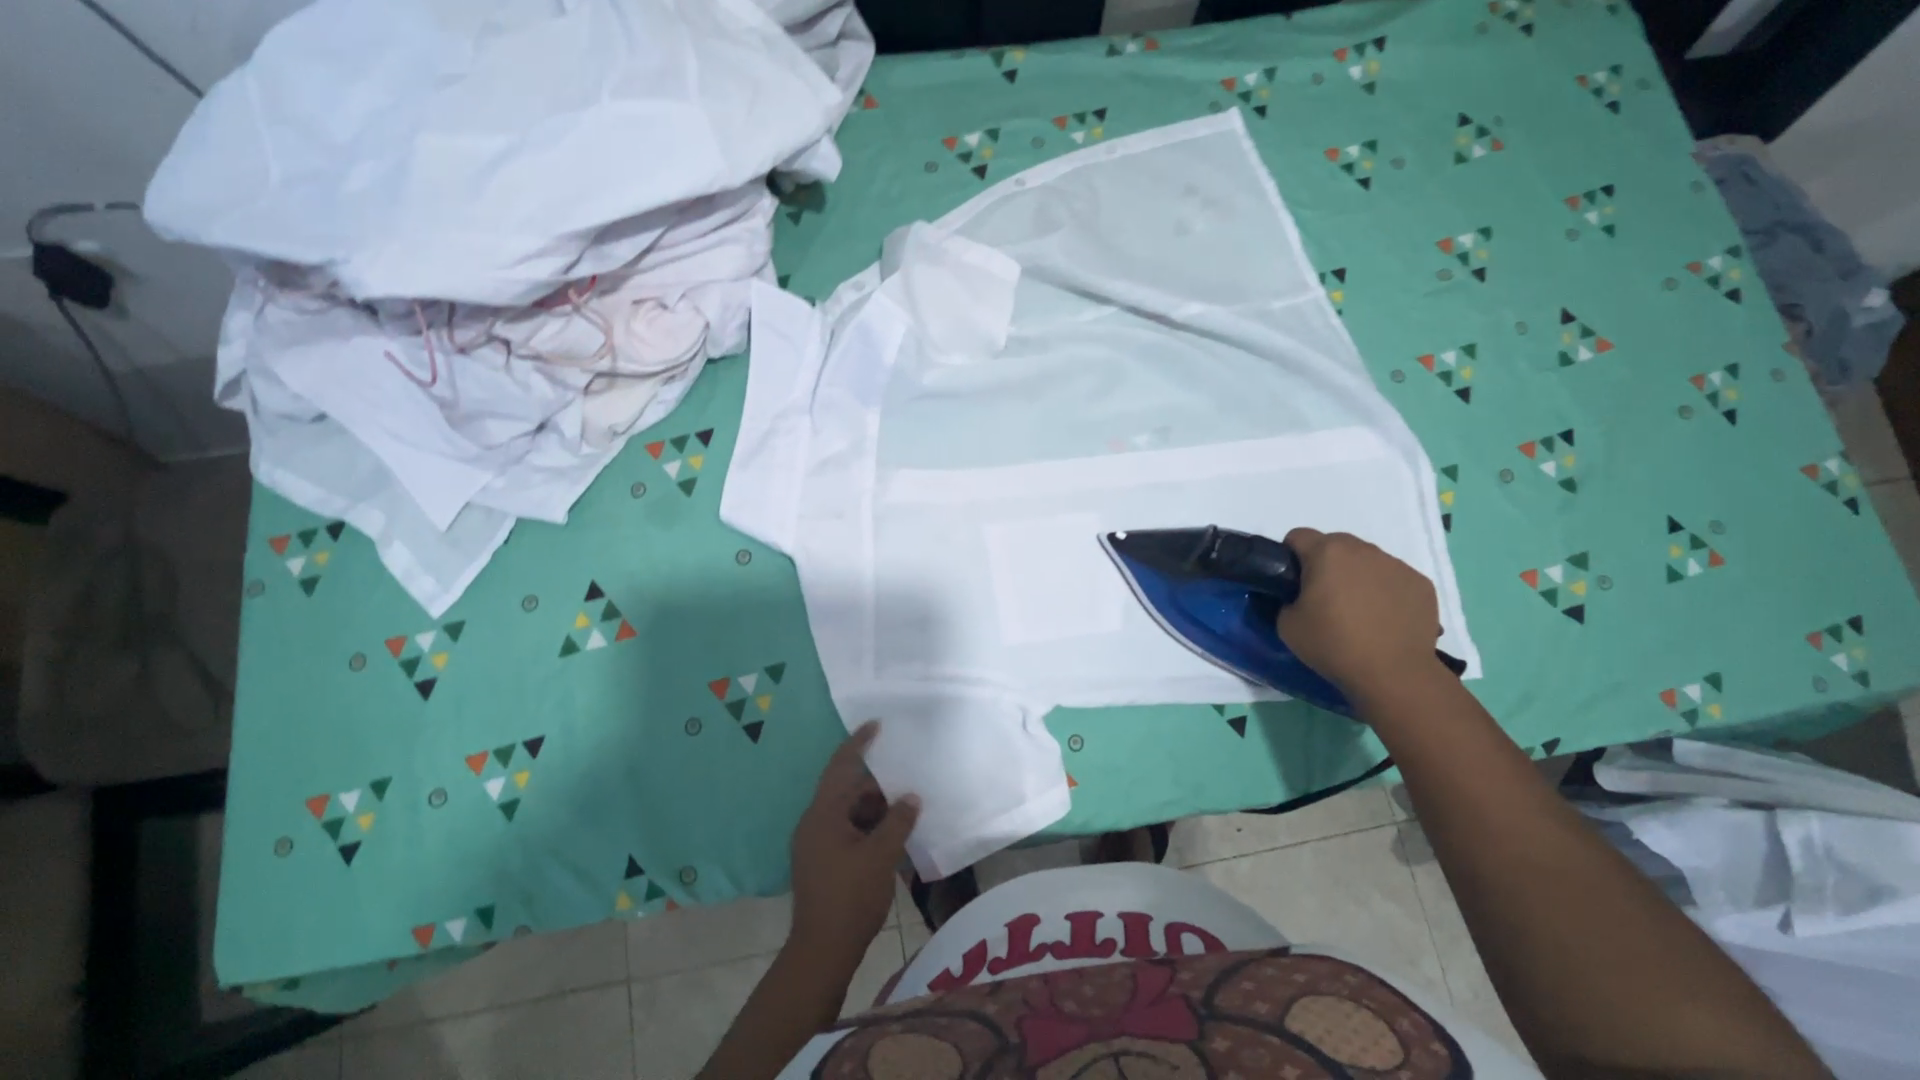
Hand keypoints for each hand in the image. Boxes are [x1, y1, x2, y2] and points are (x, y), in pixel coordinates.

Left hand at [789, 721, 919, 969]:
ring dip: (875, 807)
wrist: (822, 950)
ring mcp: (816, 845)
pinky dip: (869, 827)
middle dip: (876, 782)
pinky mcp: (823, 863)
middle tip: (907, 772)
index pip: (840, 767)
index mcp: (822, 815)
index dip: (859, 744)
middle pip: (846, 791)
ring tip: (907, 802)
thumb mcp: (880, 856)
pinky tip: (894, 831)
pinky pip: (848, 831)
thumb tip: (911, 797)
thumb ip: (897, 821)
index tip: (877, 724)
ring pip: (849, 813)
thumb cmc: (850, 897)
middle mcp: (814, 823)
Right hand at [1277, 527, 1448, 698]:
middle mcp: (1364, 549)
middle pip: (1335, 545)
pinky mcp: (1421, 583)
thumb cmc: (1334, 646)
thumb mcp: (1287, 626)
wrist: (1393, 673)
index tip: (1293, 583)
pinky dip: (1386, 592)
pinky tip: (1385, 620)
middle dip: (1326, 565)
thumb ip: (1287, 600)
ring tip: (1359, 613)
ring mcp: (1397, 565)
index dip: (1290, 557)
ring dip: (1358, 577)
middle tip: (1325, 600)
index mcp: (1327, 552)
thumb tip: (1299, 598)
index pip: (1298, 536)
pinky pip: (1394, 579)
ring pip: (1367, 561)